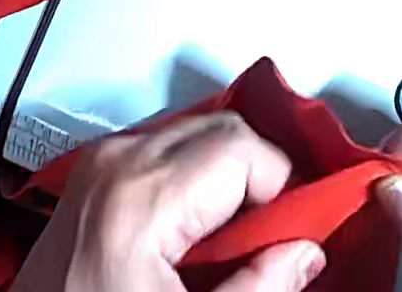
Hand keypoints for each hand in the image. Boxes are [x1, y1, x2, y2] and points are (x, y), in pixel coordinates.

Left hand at [11, 111, 326, 291]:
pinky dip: (195, 168)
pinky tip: (195, 220)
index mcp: (141, 199)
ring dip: (226, 168)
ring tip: (231, 231)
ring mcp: (104, 155)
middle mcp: (120, 159)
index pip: (240, 148)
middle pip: (221, 127)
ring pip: (197, 129)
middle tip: (270, 230)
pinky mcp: (96, 163)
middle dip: (257, 172)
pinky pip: (167, 142)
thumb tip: (305, 250)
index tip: (291, 230)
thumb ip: (257, 290)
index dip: (280, 185)